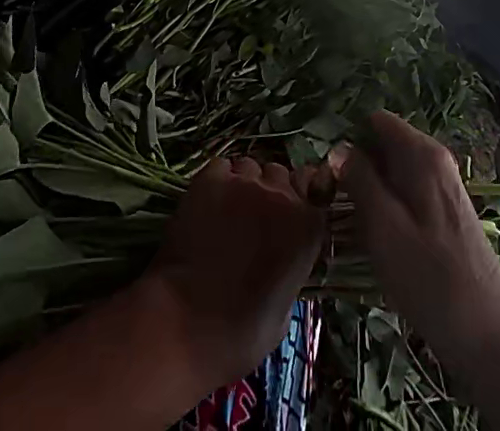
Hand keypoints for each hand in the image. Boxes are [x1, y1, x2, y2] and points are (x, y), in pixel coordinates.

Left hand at [146, 156, 324, 385]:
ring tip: (226, 208)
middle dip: (268, 191)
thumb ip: (292, 263)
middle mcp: (282, 196)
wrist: (188, 324)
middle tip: (251, 217)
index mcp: (308, 226)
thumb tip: (281, 254)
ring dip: (241, 184)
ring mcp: (244, 184)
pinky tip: (206, 202)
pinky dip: (215, 180)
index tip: (283, 215)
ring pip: (248, 166)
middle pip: (279, 174)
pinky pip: (219, 166)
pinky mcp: (209, 180)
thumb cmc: (242, 331)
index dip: (295, 199)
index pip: (312, 188)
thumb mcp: (287, 304)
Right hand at [341, 111, 499, 363]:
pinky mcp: (439, 213)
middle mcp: (433, 161)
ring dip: (364, 190)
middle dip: (353, 166)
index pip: (376, 121)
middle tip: (329, 199)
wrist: (485, 330)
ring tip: (343, 220)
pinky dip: (381, 207)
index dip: (348, 139)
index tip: (326, 169)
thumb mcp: (383, 225)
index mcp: (422, 154)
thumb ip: (359, 180)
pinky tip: (367, 235)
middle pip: (382, 146)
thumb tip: (338, 149)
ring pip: (389, 173)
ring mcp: (438, 188)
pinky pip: (401, 194)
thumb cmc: (430, 275)